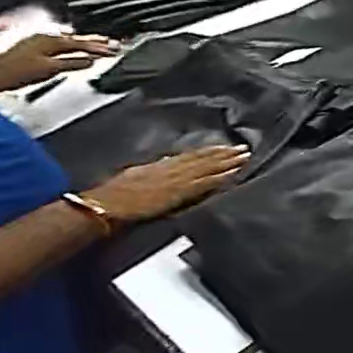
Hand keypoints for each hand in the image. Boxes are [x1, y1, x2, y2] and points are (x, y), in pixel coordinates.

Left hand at [0, 34, 120, 92]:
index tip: (114, 49)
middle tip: (112, 42)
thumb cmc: (17, 72)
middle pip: (76, 39)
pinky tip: (68, 43)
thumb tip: (91, 60)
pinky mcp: (30, 47)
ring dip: (83, 41)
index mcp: (52, 41)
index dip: (100, 47)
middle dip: (94, 41)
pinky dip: (68, 43)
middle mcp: (44, 38)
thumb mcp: (51, 69)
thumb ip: (73, 63)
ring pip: (67, 39)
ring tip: (96, 41)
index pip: (83, 44)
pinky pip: (57, 41)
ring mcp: (36, 41)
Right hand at [85, 144, 249, 224]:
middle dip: (224, 153)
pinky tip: (235, 173)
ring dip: (228, 161)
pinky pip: (206, 182)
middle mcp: (172, 168)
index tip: (225, 147)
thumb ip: (153, 170)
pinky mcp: (181, 191)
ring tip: (245, 157)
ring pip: (209, 167)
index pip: (190, 156)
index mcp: (160, 165)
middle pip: (203, 158)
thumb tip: (163, 164)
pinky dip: (222, 176)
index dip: (209, 151)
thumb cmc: (113, 194)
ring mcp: (178, 179)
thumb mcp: (134, 175)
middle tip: (244, 148)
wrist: (107, 204)